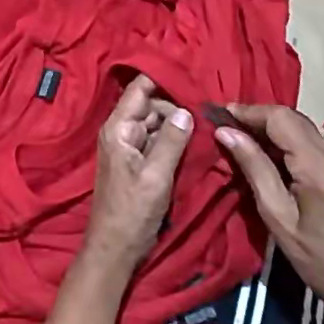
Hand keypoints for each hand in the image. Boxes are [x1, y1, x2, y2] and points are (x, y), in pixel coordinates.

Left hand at [84, 74, 194, 269]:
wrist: (116, 245)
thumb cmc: (132, 211)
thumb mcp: (156, 176)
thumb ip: (170, 142)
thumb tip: (185, 111)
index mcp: (118, 128)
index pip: (138, 90)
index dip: (162, 80)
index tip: (191, 77)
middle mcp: (120, 131)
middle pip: (149, 105)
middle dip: (175, 106)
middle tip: (207, 112)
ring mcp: (128, 146)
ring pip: (155, 122)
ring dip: (177, 123)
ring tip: (206, 124)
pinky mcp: (137, 160)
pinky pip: (156, 140)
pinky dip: (172, 139)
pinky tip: (193, 140)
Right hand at [214, 104, 323, 322]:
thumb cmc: (317, 259)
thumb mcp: (276, 216)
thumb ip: (254, 168)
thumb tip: (226, 132)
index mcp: (322, 170)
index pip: (282, 119)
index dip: (249, 111)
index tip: (222, 114)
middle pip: (296, 120)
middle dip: (261, 118)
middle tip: (232, 127)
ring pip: (311, 131)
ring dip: (280, 131)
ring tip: (254, 142)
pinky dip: (300, 144)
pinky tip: (287, 160)